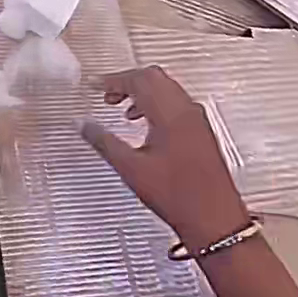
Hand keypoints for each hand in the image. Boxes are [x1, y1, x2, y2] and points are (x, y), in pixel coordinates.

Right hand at [81, 66, 247, 241]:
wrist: (214, 219)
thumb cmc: (178, 196)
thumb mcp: (130, 168)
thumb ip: (103, 141)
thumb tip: (84, 125)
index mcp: (169, 114)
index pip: (138, 80)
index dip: (112, 80)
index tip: (94, 84)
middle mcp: (186, 111)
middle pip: (154, 77)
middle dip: (127, 80)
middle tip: (106, 91)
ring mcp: (197, 120)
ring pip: (166, 88)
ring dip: (141, 91)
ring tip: (120, 105)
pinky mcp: (201, 131)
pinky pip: (176, 102)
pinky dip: (155, 102)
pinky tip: (143, 121)